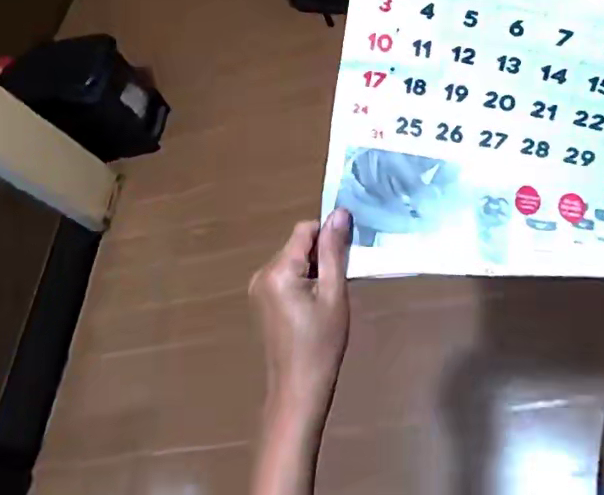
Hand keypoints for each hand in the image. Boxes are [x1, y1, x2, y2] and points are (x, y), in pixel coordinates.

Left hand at [249, 210, 352, 414]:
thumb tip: (340, 212)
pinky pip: (285, 276)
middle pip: (298, 245)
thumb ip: (335, 250)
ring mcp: (258, 289)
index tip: (345, 257)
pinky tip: (312, 308)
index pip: (305, 229)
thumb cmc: (321, 343)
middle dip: (320, 255)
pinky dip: (301, 282)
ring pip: (293, 260)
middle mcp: (262, 273)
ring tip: (325, 299)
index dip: (328, 236)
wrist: (297, 392)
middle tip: (337, 284)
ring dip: (312, 269)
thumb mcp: (334, 293)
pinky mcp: (260, 302)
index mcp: (278, 269)